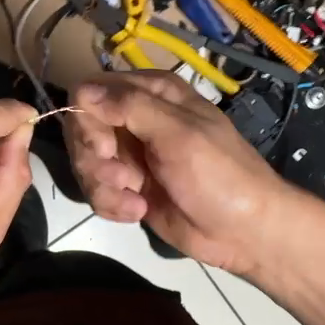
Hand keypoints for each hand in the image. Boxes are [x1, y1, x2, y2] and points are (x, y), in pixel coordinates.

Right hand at [63, 72, 296, 274]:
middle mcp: (135, 118)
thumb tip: (82, 92)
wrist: (245, 232)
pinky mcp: (126, 186)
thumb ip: (130, 107)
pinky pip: (95, 189)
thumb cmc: (219, 176)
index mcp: (152, 92)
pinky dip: (112, 204)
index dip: (87, 119)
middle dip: (93, 158)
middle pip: (80, 128)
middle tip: (122, 178)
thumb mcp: (178, 134)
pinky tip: (138, 212)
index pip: (90, 91)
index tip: (104, 147)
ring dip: (103, 185)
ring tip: (136, 200)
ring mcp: (129, 153)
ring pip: (84, 161)